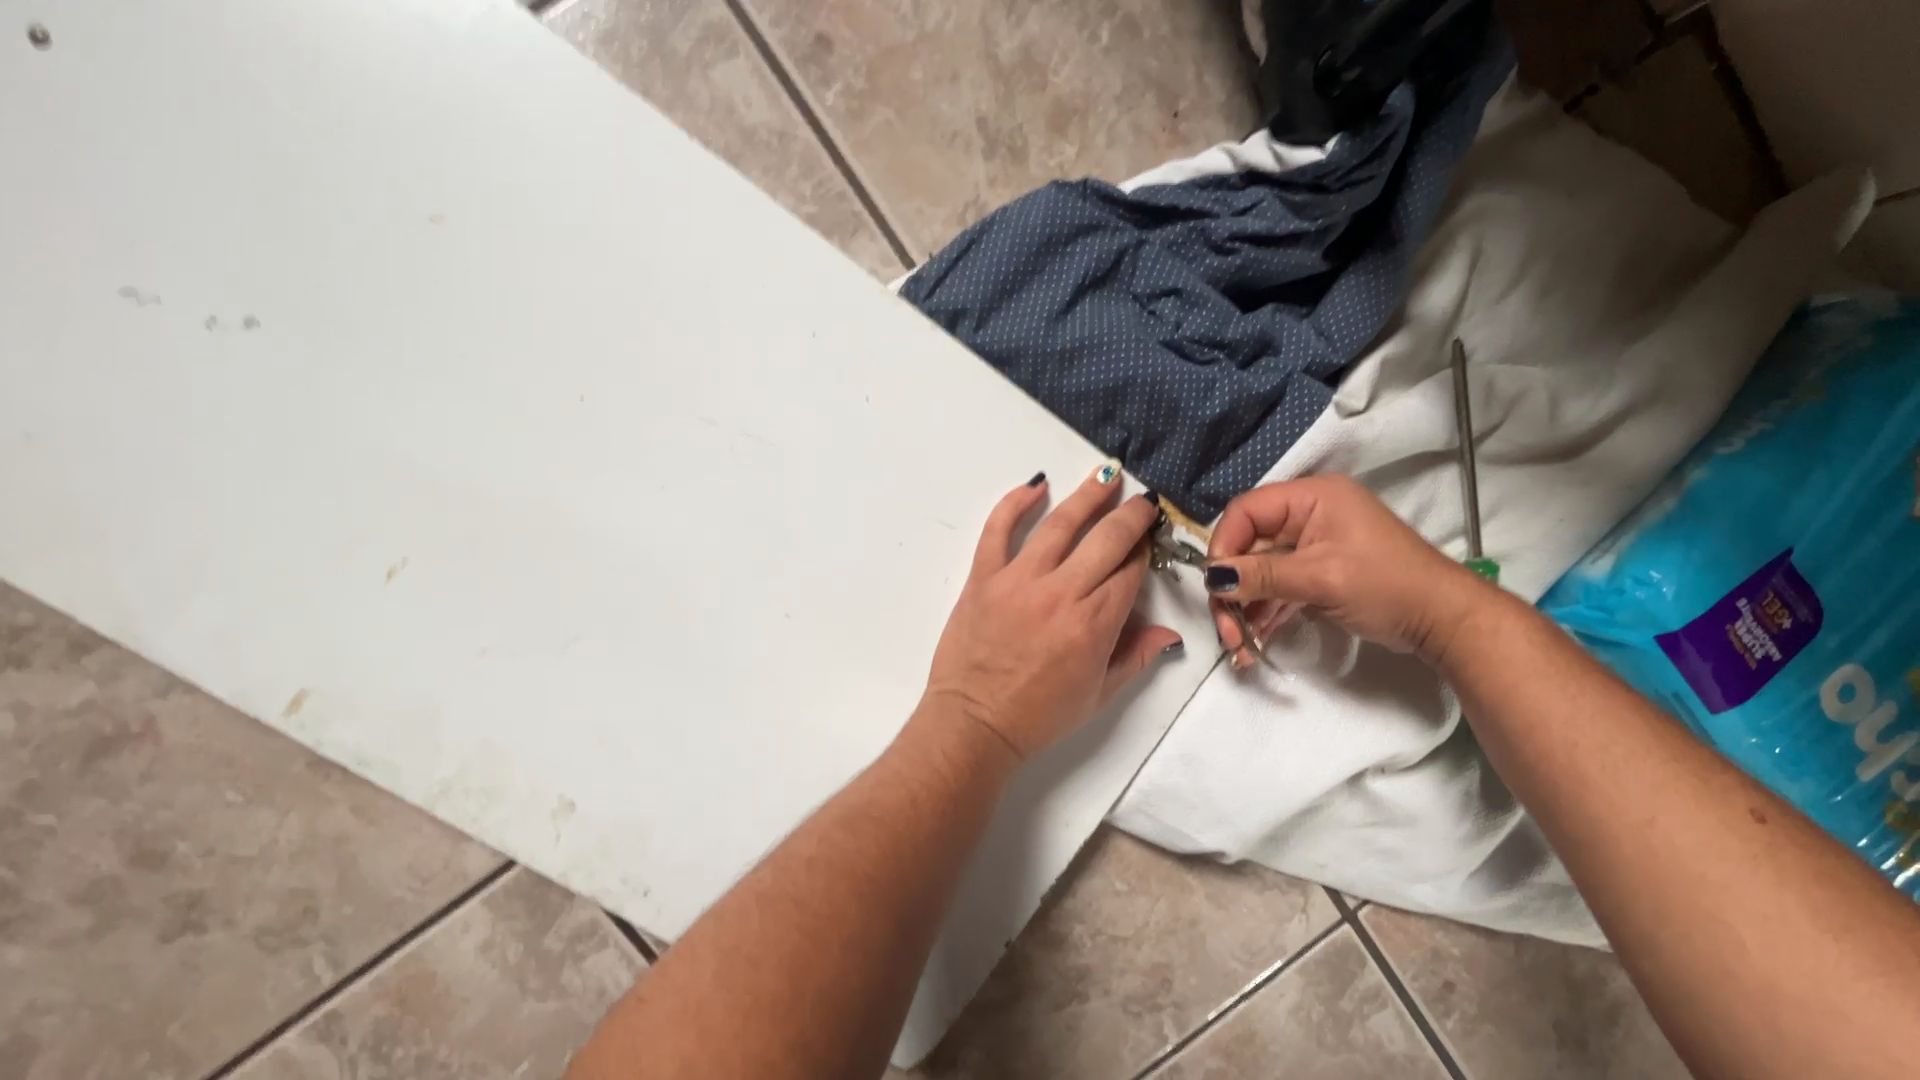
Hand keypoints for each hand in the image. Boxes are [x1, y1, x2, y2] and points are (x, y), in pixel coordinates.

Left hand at [923, 464, 1182, 762]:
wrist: (973, 723)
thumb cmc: (1039, 716)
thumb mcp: (1098, 695)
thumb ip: (1135, 657)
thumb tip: (1171, 633)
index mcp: (1095, 625)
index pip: (1131, 571)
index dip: (1146, 552)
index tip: (1152, 538)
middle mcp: (1062, 593)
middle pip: (1107, 539)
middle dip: (1131, 515)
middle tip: (1144, 500)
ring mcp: (1019, 581)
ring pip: (1060, 524)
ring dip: (1088, 495)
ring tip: (1107, 473)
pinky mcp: (983, 577)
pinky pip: (998, 529)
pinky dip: (1015, 503)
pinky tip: (1036, 485)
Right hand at [1204, 475, 1491, 666]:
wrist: (1443, 621)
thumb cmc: (1386, 586)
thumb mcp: (1320, 578)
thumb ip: (1262, 576)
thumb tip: (1213, 578)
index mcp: (1311, 497)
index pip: (1246, 512)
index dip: (1224, 546)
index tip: (1216, 586)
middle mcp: (1308, 515)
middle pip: (1249, 547)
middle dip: (1232, 589)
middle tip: (1226, 629)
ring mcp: (1313, 546)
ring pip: (1260, 573)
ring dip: (1245, 609)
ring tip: (1238, 646)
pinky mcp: (1317, 575)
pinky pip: (1278, 589)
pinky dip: (1265, 614)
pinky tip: (1253, 644)